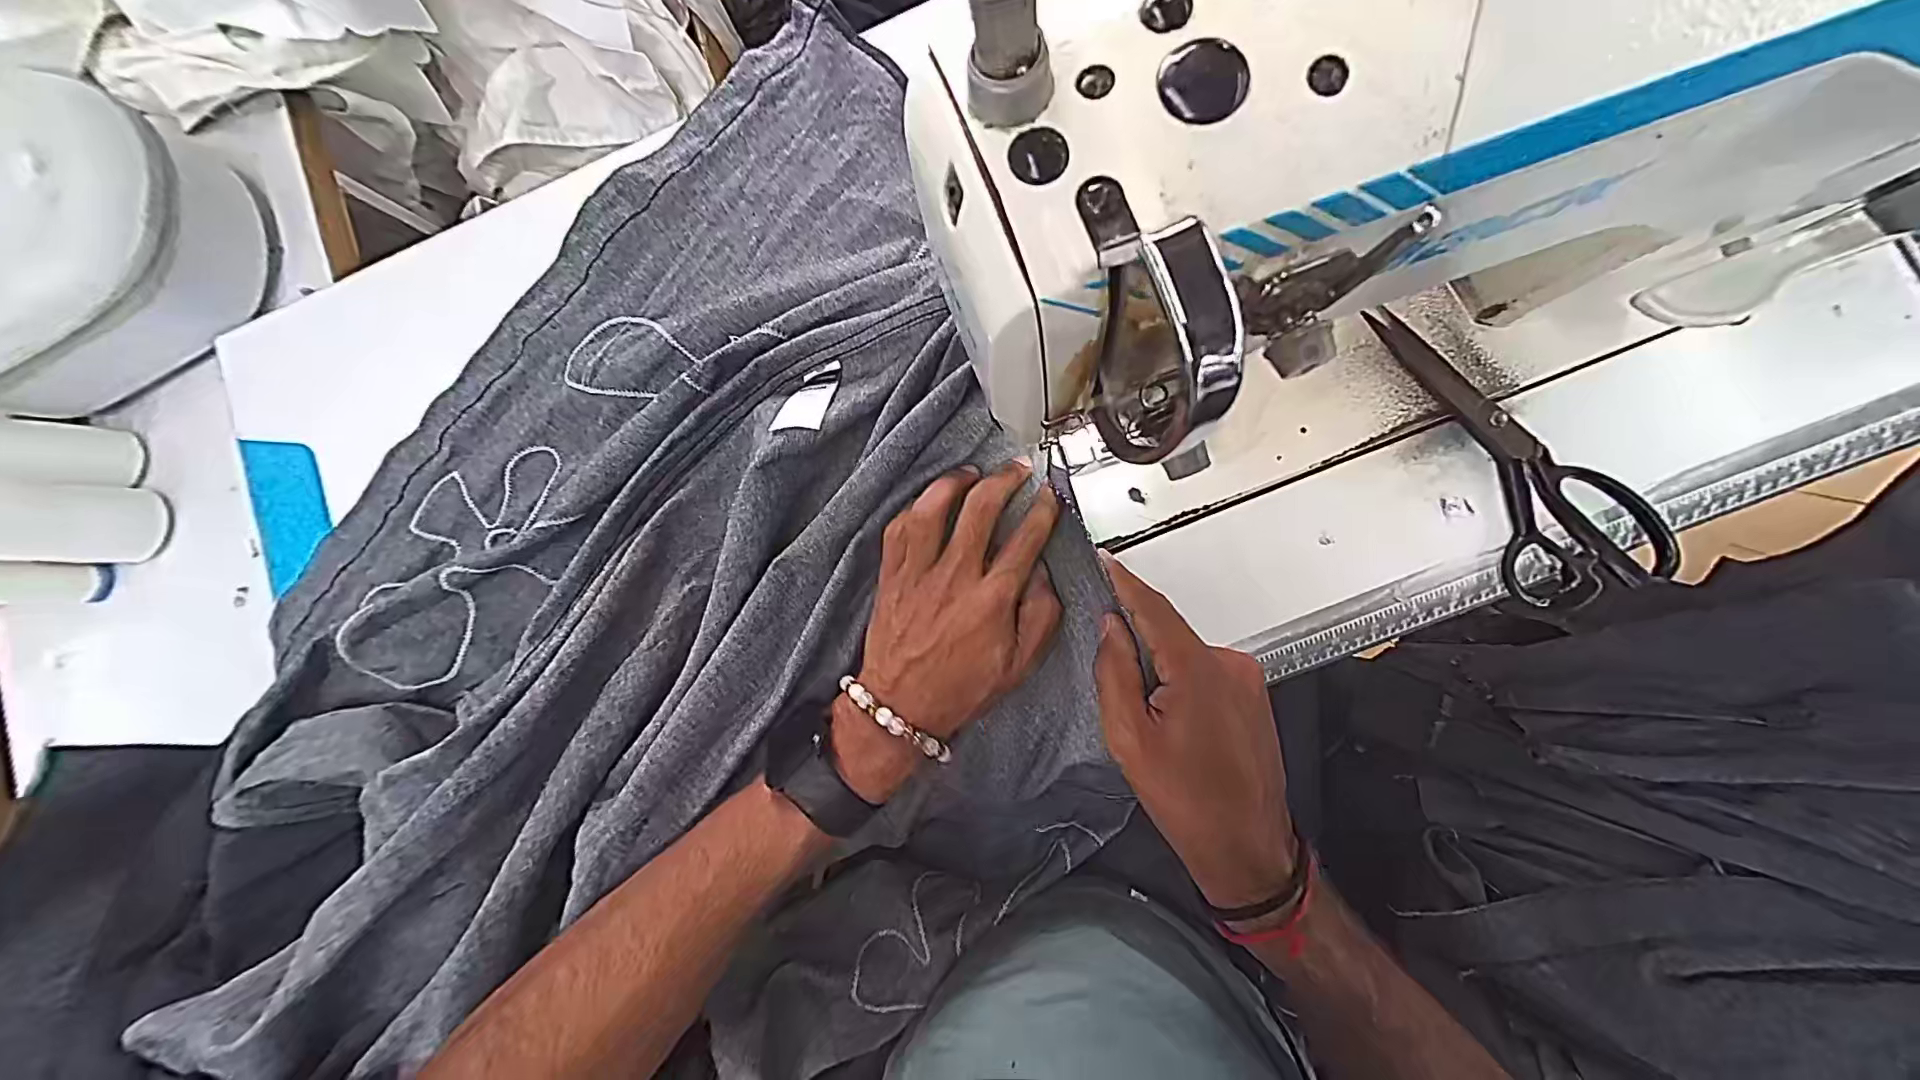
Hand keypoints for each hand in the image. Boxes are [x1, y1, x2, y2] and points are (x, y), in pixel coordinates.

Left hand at [832, 461, 1062, 801]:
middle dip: (1005, 480)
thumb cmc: (958, 688)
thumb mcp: (1018, 665)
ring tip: (972, 474)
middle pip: (982, 509)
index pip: (1025, 539)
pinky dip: (915, 507)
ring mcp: (919, 574)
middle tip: (1016, 471)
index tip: (1049, 496)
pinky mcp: (892, 576)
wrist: (901, 706)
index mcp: (991, 600)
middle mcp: (955, 579)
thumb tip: (1044, 575)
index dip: (1042, 510)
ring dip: (956, 482)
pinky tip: (929, 501)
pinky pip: (899, 529)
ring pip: (934, 509)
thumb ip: (1041, 616)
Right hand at [1094, 553, 1296, 910]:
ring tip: (1152, 722)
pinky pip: (1206, 670)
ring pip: (1186, 654)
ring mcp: (1247, 679)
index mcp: (1197, 670)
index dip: (1124, 581)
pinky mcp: (1254, 694)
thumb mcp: (1128, 737)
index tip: (1105, 561)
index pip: (1153, 607)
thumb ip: (1114, 671)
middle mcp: (1229, 665)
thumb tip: (1111, 628)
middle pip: (1168, 632)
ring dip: (1161, 669)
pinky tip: (1175, 723)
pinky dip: (1182, 681)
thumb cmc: (1189, 802)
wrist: (1245, 846)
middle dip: (1138, 645)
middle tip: (1119, 687)